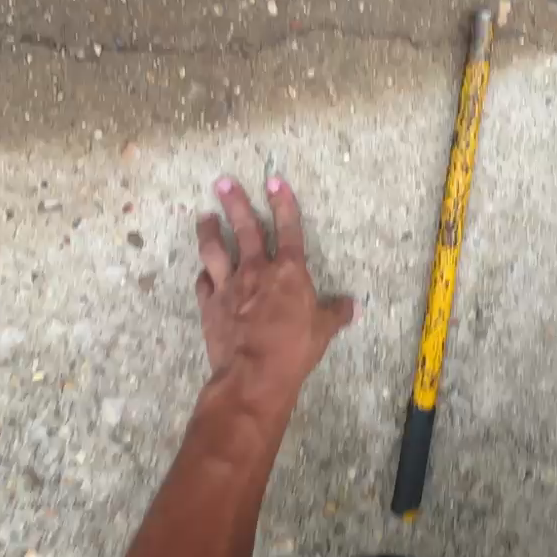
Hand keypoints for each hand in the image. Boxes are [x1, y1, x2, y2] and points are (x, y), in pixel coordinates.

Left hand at [194, 176, 356, 422]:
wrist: (252, 376)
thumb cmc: (294, 348)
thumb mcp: (323, 330)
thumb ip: (335, 313)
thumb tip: (352, 306)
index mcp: (288, 270)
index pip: (288, 228)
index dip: (283, 203)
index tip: (273, 181)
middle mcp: (256, 270)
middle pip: (245, 228)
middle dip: (235, 202)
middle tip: (223, 181)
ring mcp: (229, 287)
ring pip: (215, 250)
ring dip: (209, 231)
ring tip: (204, 216)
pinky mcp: (210, 306)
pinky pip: (204, 283)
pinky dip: (204, 275)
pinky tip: (204, 271)